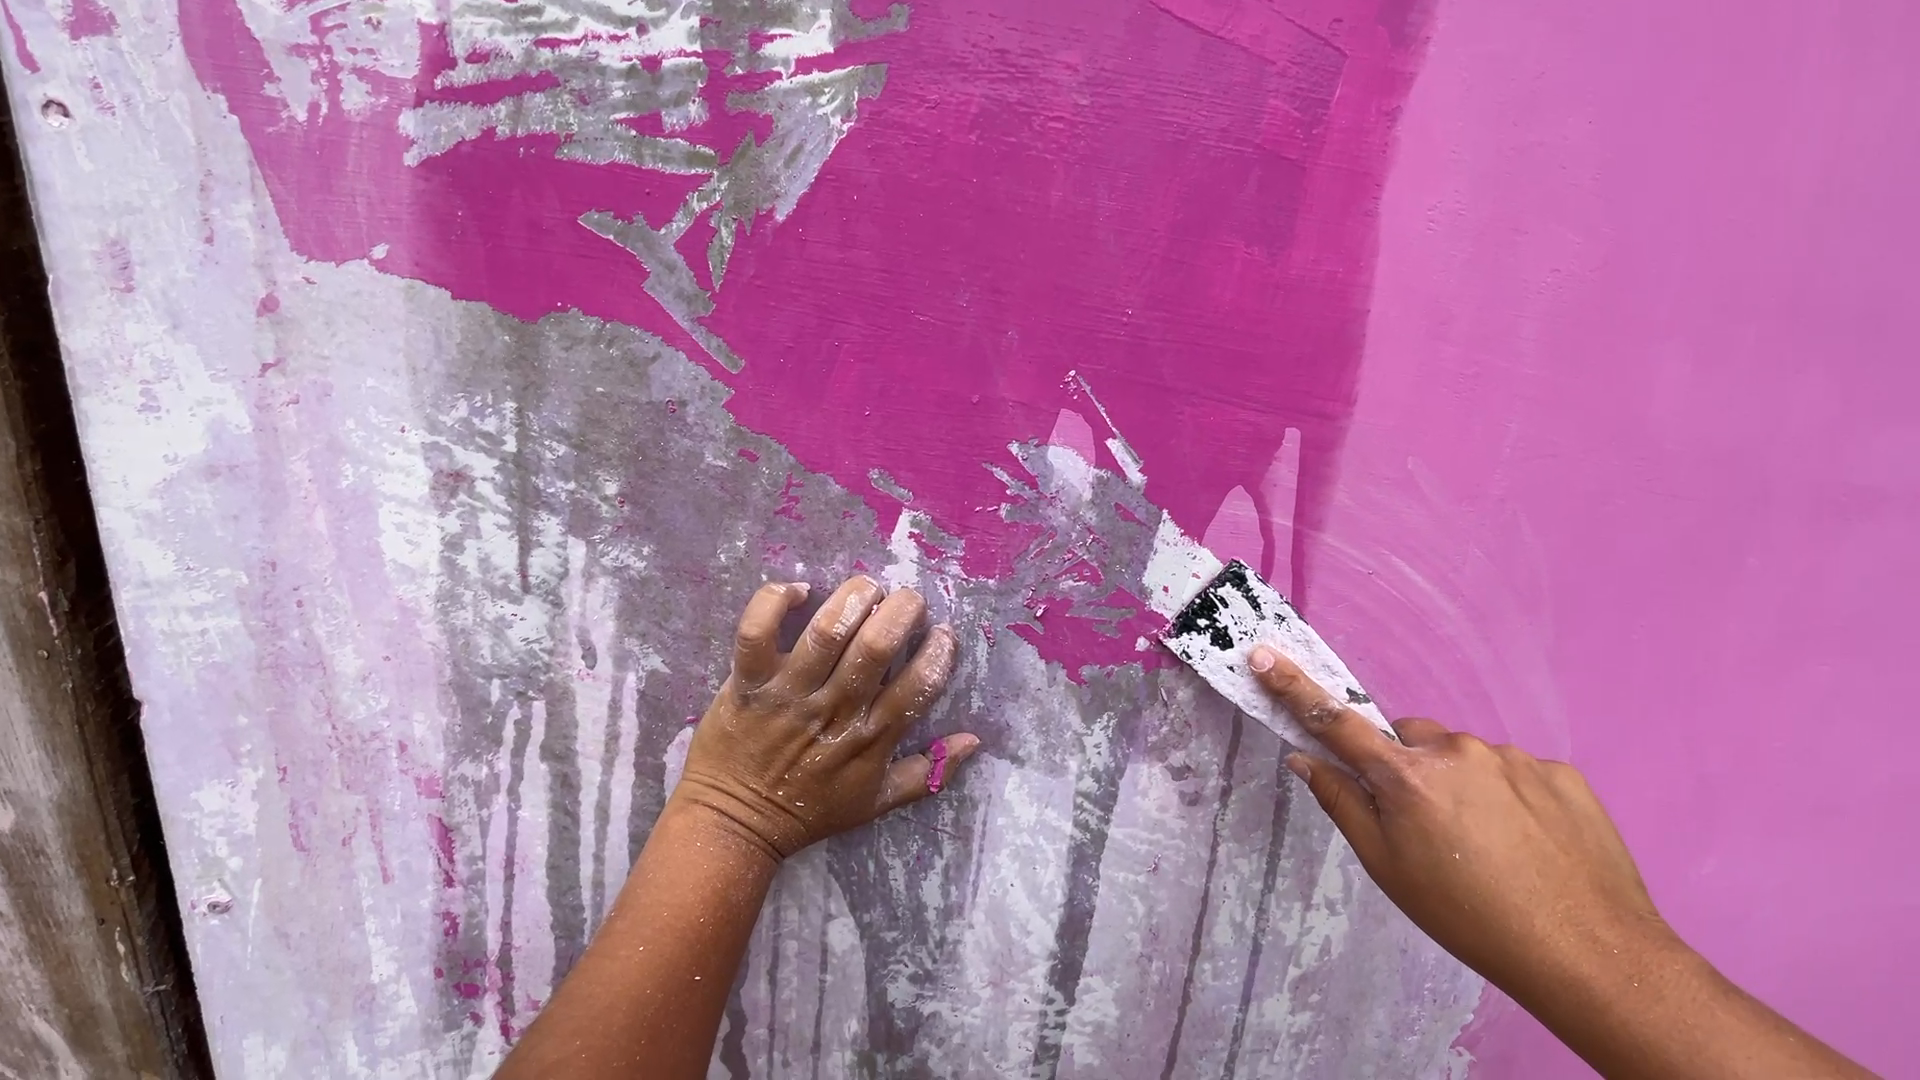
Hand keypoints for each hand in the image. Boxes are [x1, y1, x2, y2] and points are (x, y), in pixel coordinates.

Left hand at [672, 576, 979, 860]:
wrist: (735, 824)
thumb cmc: (810, 811)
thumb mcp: (876, 803)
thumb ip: (928, 773)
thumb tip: (974, 741)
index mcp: (871, 738)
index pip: (918, 686)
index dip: (938, 652)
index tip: (942, 633)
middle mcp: (834, 709)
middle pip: (875, 647)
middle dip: (901, 611)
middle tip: (907, 600)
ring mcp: (789, 693)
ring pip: (825, 631)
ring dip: (853, 598)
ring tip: (867, 588)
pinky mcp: (748, 682)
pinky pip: (756, 631)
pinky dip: (776, 601)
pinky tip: (801, 590)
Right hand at [1248, 645, 1678, 1000]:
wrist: (1593, 956)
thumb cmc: (1468, 916)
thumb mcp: (1387, 868)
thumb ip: (1342, 804)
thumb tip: (1305, 758)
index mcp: (1405, 777)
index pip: (1334, 721)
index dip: (1293, 687)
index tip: (1261, 654)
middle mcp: (1455, 751)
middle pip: (1409, 738)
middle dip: (1405, 765)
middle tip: (1424, 822)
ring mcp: (1513, 758)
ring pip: (1463, 755)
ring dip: (1459, 783)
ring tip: (1486, 843)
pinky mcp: (1562, 773)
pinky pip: (1513, 771)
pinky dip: (1508, 795)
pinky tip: (1527, 842)